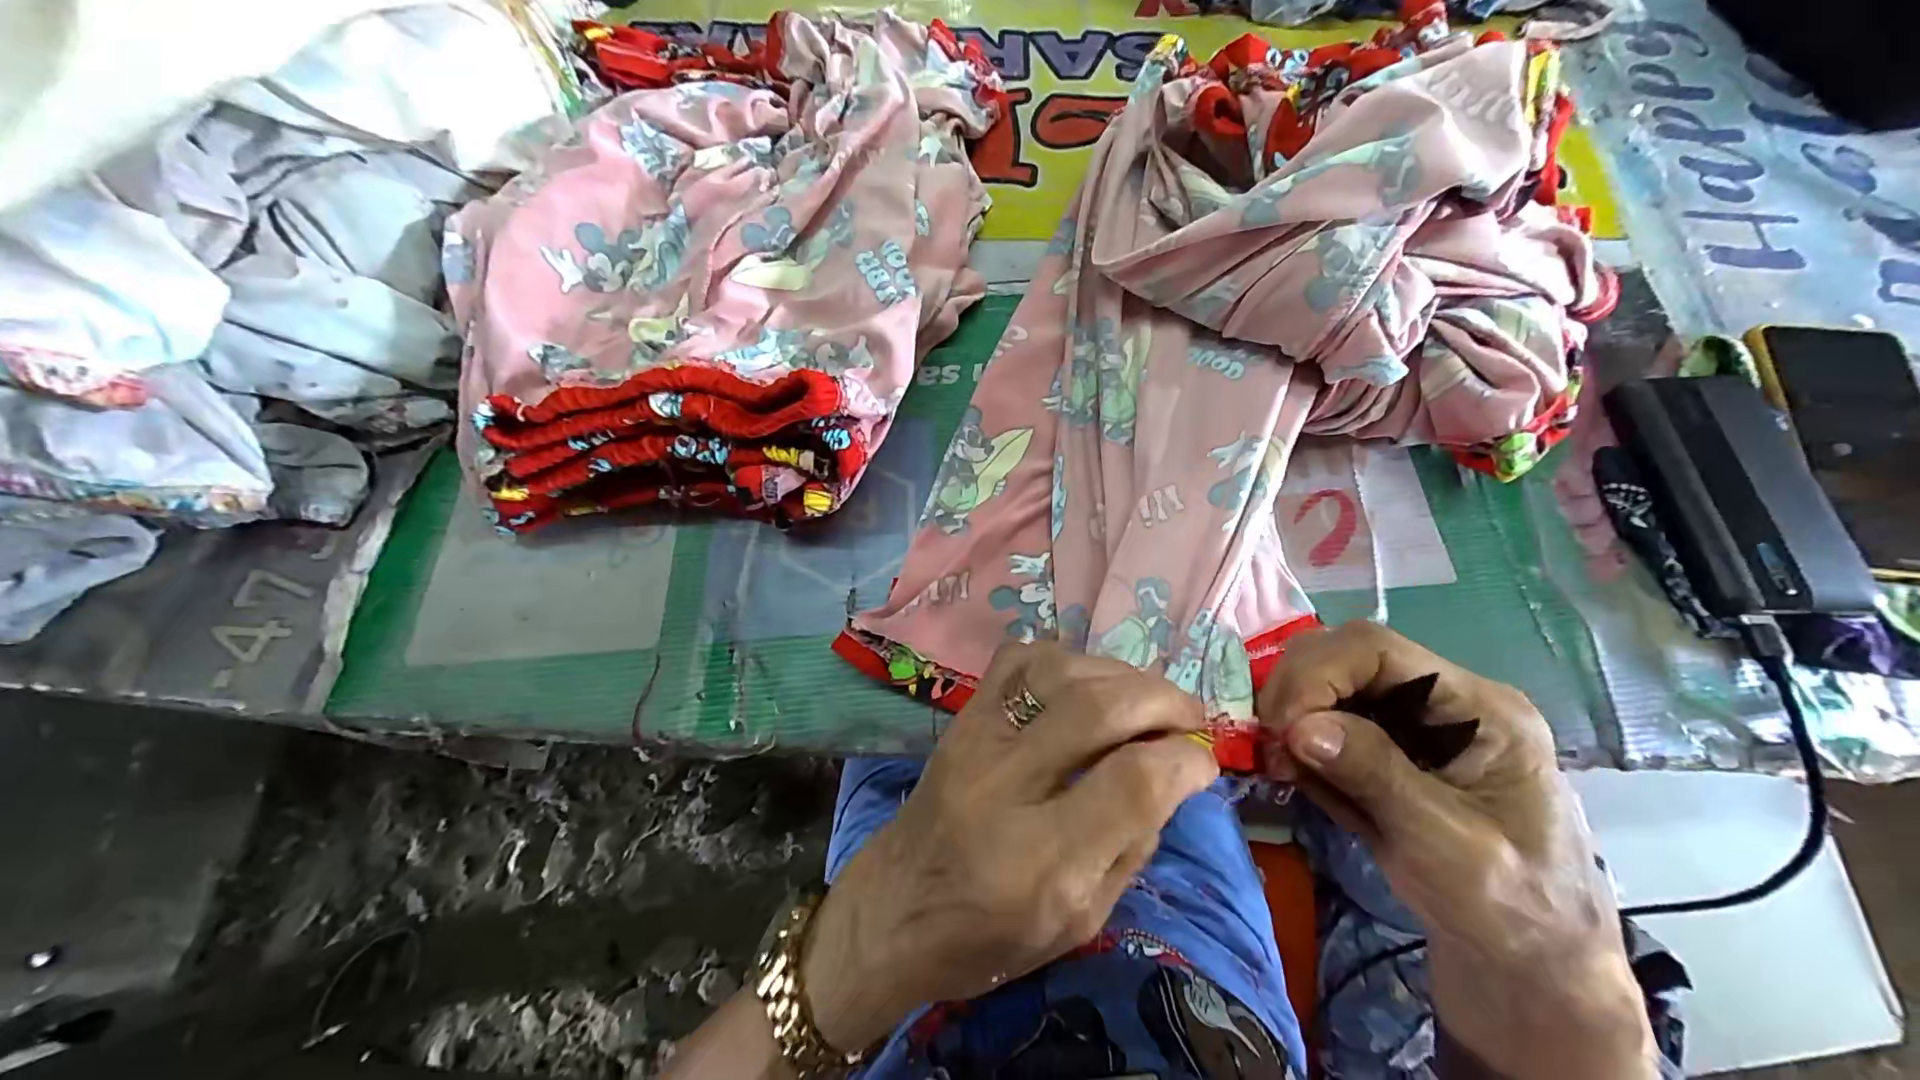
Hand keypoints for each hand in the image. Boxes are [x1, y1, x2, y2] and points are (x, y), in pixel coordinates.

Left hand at [801, 641, 1218, 1051]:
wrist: (892, 908)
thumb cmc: (988, 935)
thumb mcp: (1078, 921)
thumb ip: (1131, 846)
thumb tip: (1171, 775)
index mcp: (1040, 858)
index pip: (1131, 781)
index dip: (1184, 760)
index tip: (1204, 761)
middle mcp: (1004, 783)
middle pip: (1098, 708)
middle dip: (1163, 701)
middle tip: (1191, 717)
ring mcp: (976, 738)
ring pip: (1059, 669)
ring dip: (1120, 674)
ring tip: (1147, 698)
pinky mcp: (961, 718)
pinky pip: (1017, 659)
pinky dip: (1066, 658)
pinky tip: (1087, 682)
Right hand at [1257, 622, 1655, 1079]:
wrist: (1527, 967)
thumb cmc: (1509, 910)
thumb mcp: (1448, 847)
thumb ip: (1377, 778)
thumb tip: (1298, 727)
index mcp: (1480, 708)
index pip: (1376, 649)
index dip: (1315, 674)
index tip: (1283, 729)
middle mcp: (1443, 698)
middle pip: (1343, 654)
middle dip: (1296, 693)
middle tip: (1273, 748)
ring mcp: (1412, 721)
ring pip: (1325, 682)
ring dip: (1292, 719)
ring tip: (1283, 768)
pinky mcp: (1386, 746)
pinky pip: (1324, 721)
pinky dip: (1299, 743)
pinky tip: (1301, 778)